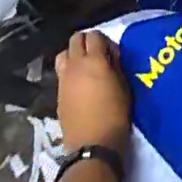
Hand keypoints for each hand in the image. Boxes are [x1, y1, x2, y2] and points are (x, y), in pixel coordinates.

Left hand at [54, 31, 130, 155]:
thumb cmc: (115, 115)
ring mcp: (64, 79)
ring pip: (64, 53)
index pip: (95, 35)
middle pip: (76, 39)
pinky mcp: (58, 93)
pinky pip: (61, 72)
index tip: (111, 53)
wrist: (92, 146)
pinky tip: (78, 83)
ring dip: (74, 55)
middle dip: (87, 42)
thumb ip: (116, 66)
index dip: (104, 40)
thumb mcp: (124, 87)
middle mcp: (76, 65)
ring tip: (84, 67)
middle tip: (98, 55)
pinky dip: (69, 71)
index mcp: (94, 61)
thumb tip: (110, 56)